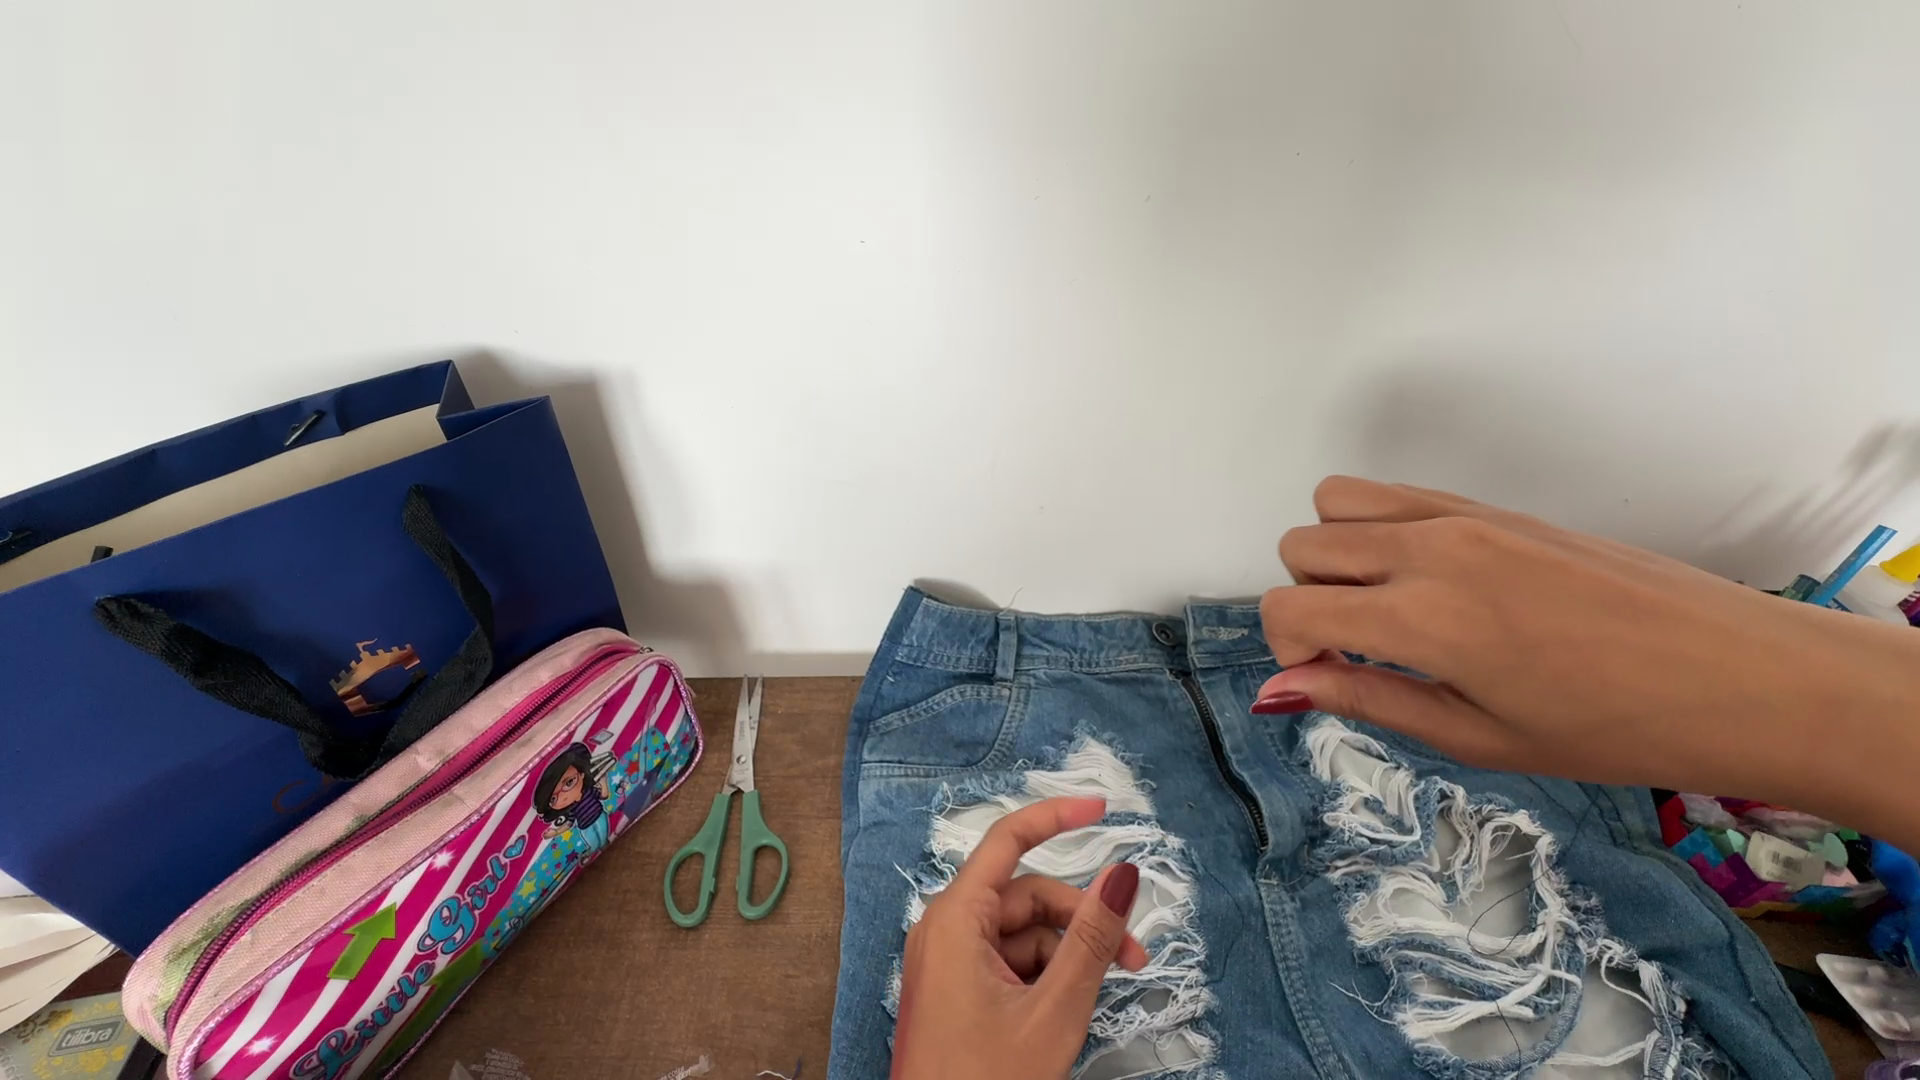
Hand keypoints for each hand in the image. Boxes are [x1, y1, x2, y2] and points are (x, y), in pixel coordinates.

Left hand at [890, 797, 1148, 1079]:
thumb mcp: (1051, 1012)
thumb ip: (1091, 940)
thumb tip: (1124, 875)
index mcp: (955, 917)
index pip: (1008, 839)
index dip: (1055, 815)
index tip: (1102, 807)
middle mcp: (948, 927)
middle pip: (1026, 895)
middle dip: (1080, 917)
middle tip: (1132, 955)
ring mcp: (951, 959)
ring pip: (1024, 931)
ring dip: (1069, 951)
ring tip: (1109, 986)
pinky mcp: (959, 987)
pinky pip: (1011, 961)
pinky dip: (1046, 974)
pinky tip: (1069, 1006)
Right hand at [1255, 476, 1919, 850]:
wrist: (1751, 678)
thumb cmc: (1615, 729)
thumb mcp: (1476, 737)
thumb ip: (1364, 700)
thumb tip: (1278, 692)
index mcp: (1423, 618)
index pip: (1289, 607)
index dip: (1287, 650)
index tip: (1330, 678)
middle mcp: (1428, 549)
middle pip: (1299, 545)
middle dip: (1307, 601)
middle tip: (1359, 650)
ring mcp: (1460, 516)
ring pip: (1332, 502)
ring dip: (1333, 553)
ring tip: (1382, 604)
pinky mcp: (1489, 506)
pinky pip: (1391, 493)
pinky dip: (1375, 529)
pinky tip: (1424, 581)